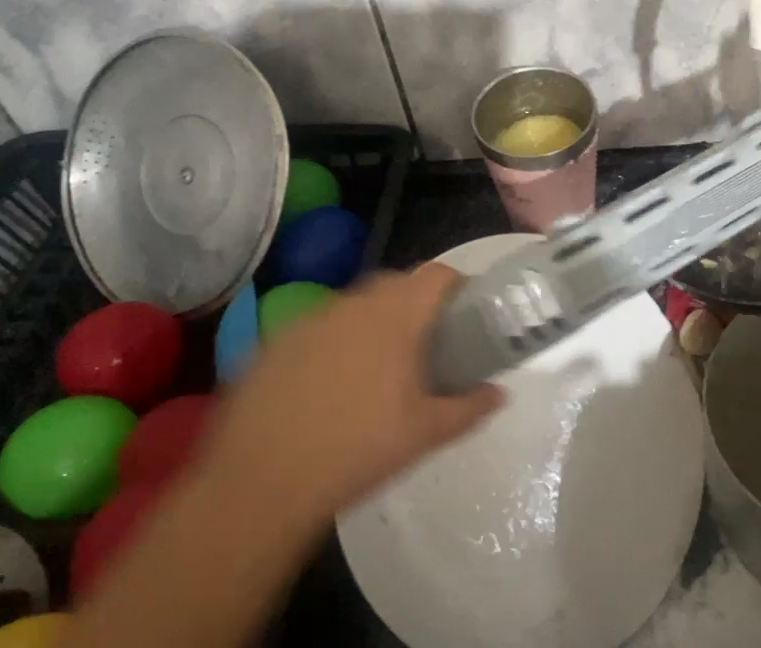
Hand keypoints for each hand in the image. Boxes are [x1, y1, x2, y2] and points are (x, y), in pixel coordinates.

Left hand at [200, 264, 504, 520]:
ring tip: (378, 366)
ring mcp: (307, 322)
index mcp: (395, 318)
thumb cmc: (358, 452)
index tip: (466, 314)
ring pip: (352, 306)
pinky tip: (330, 386)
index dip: (456, 286)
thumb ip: (469, 408)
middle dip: (415, 304)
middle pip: (394, 284)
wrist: (261, 485)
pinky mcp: (272, 345)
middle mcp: (352, 307)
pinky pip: (316, 329)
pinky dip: (332, 343)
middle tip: (427, 343)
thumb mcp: (426, 435)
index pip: (436, 275)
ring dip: (372, 322)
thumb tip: (499, 393)